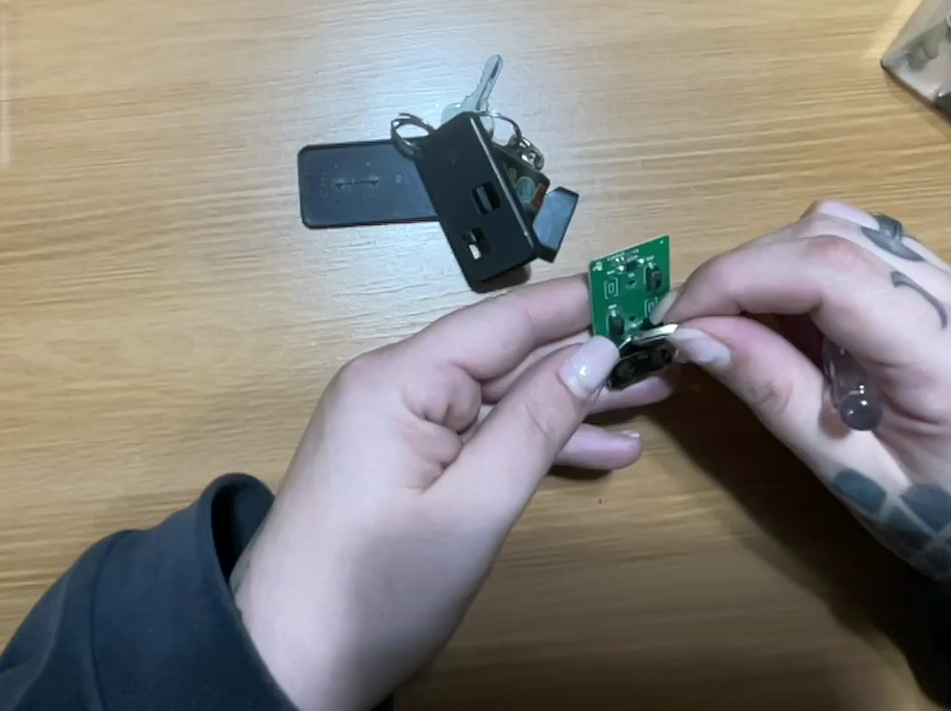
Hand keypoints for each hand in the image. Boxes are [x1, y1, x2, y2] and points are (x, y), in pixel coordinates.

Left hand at [232, 277, 670, 710]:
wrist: (289, 663)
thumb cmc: (377, 590)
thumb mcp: (471, 510)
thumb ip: (534, 425)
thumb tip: (594, 351)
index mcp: (399, 378)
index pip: (502, 321)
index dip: (574, 303)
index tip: (638, 287)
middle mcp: (394, 380)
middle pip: (504, 355)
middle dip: (583, 356)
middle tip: (661, 352)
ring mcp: (397, 416)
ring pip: (498, 393)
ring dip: (568, 400)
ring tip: (650, 394)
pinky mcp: (402, 449)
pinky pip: (476, 429)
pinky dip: (531, 438)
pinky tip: (600, 448)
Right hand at [658, 200, 950, 589]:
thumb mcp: (853, 475)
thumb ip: (775, 395)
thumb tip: (693, 335)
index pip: (832, 274)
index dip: (739, 277)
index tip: (680, 315)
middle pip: (832, 234)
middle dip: (743, 268)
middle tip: (696, 321)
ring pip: (843, 226)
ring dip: (771, 261)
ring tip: (741, 317)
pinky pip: (861, 243)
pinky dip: (801, 265)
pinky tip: (790, 312)